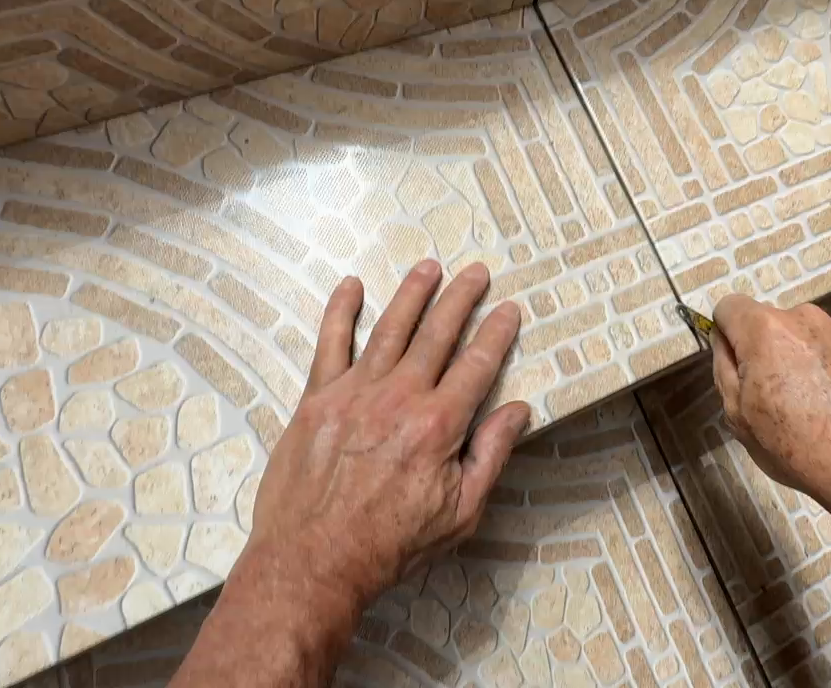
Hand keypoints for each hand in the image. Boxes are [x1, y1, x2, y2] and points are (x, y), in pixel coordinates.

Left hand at [241, 260, 530, 607]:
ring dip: (412, 293)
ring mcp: (354, 392)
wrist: (311, 563)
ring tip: (429, 266)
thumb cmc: (391, 544)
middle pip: (437, 333)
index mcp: (438, 425)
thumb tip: (518, 410)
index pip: (477, 364)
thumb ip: (491, 456)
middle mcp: (399, 397)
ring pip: (390, 328)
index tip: (508, 308)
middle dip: (460, 298)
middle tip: (476, 272)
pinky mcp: (317, 398)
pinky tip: (351, 285)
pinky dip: (340, 312)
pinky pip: (329, 344)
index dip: (496, 332)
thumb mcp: (459, 514)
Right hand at [709, 293, 830, 527]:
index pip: (729, 307)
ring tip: (817, 407)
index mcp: (765, 329)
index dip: (727, 335)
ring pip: (807, 336)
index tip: (739, 367)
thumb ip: (724, 368)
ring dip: (803, 358)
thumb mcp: (738, 416)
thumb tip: (726, 342)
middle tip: (777, 397)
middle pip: (771, 323)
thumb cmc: (798, 448)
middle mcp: (805, 317)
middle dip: (767, 350)